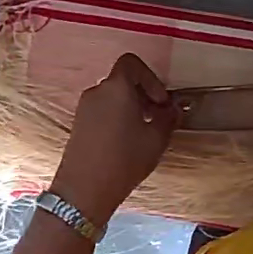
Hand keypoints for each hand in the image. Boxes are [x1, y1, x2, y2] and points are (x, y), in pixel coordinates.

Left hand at [48, 53, 177, 225]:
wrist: (84, 190)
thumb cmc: (124, 160)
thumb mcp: (156, 140)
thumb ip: (168, 118)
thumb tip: (174, 108)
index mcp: (116, 87)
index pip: (132, 63)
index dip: (151, 78)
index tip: (160, 101)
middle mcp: (97, 91)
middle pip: (122, 81)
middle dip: (143, 95)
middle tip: (157, 118)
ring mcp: (84, 108)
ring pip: (112, 98)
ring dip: (130, 108)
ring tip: (143, 133)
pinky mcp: (78, 125)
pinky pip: (102, 111)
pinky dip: (116, 118)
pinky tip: (125, 143)